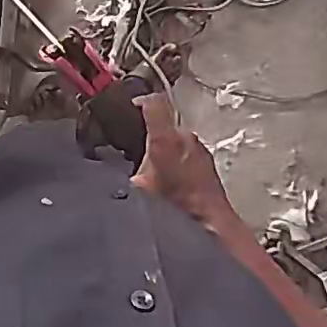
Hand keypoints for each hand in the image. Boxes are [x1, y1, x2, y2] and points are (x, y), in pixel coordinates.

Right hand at [131, 95, 243, 234]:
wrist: (210, 225)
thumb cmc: (179, 208)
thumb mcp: (140, 190)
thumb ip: (129, 176)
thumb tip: (115, 175)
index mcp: (166, 140)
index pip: (154, 104)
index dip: (140, 101)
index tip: (133, 105)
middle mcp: (185, 138)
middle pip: (164, 124)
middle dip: (151, 135)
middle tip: (139, 154)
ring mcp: (199, 148)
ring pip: (176, 138)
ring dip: (167, 149)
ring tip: (158, 171)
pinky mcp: (207, 160)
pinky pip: (188, 152)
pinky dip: (180, 160)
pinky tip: (174, 180)